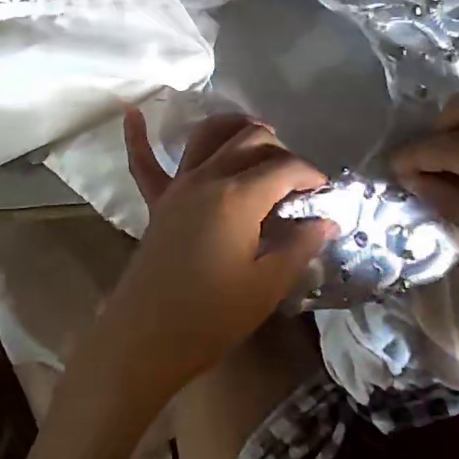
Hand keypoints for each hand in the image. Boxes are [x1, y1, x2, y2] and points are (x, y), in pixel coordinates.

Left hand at [91, 109, 334, 401]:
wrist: (142, 345)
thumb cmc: (210, 318)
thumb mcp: (267, 286)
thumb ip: (300, 245)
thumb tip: (326, 221)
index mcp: (238, 196)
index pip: (285, 166)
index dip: (310, 175)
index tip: (323, 194)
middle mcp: (207, 178)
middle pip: (250, 139)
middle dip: (280, 150)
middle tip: (294, 181)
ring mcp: (178, 187)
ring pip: (207, 136)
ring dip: (234, 128)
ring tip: (256, 136)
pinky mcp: (157, 203)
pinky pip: (144, 163)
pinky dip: (139, 137)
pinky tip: (132, 113)